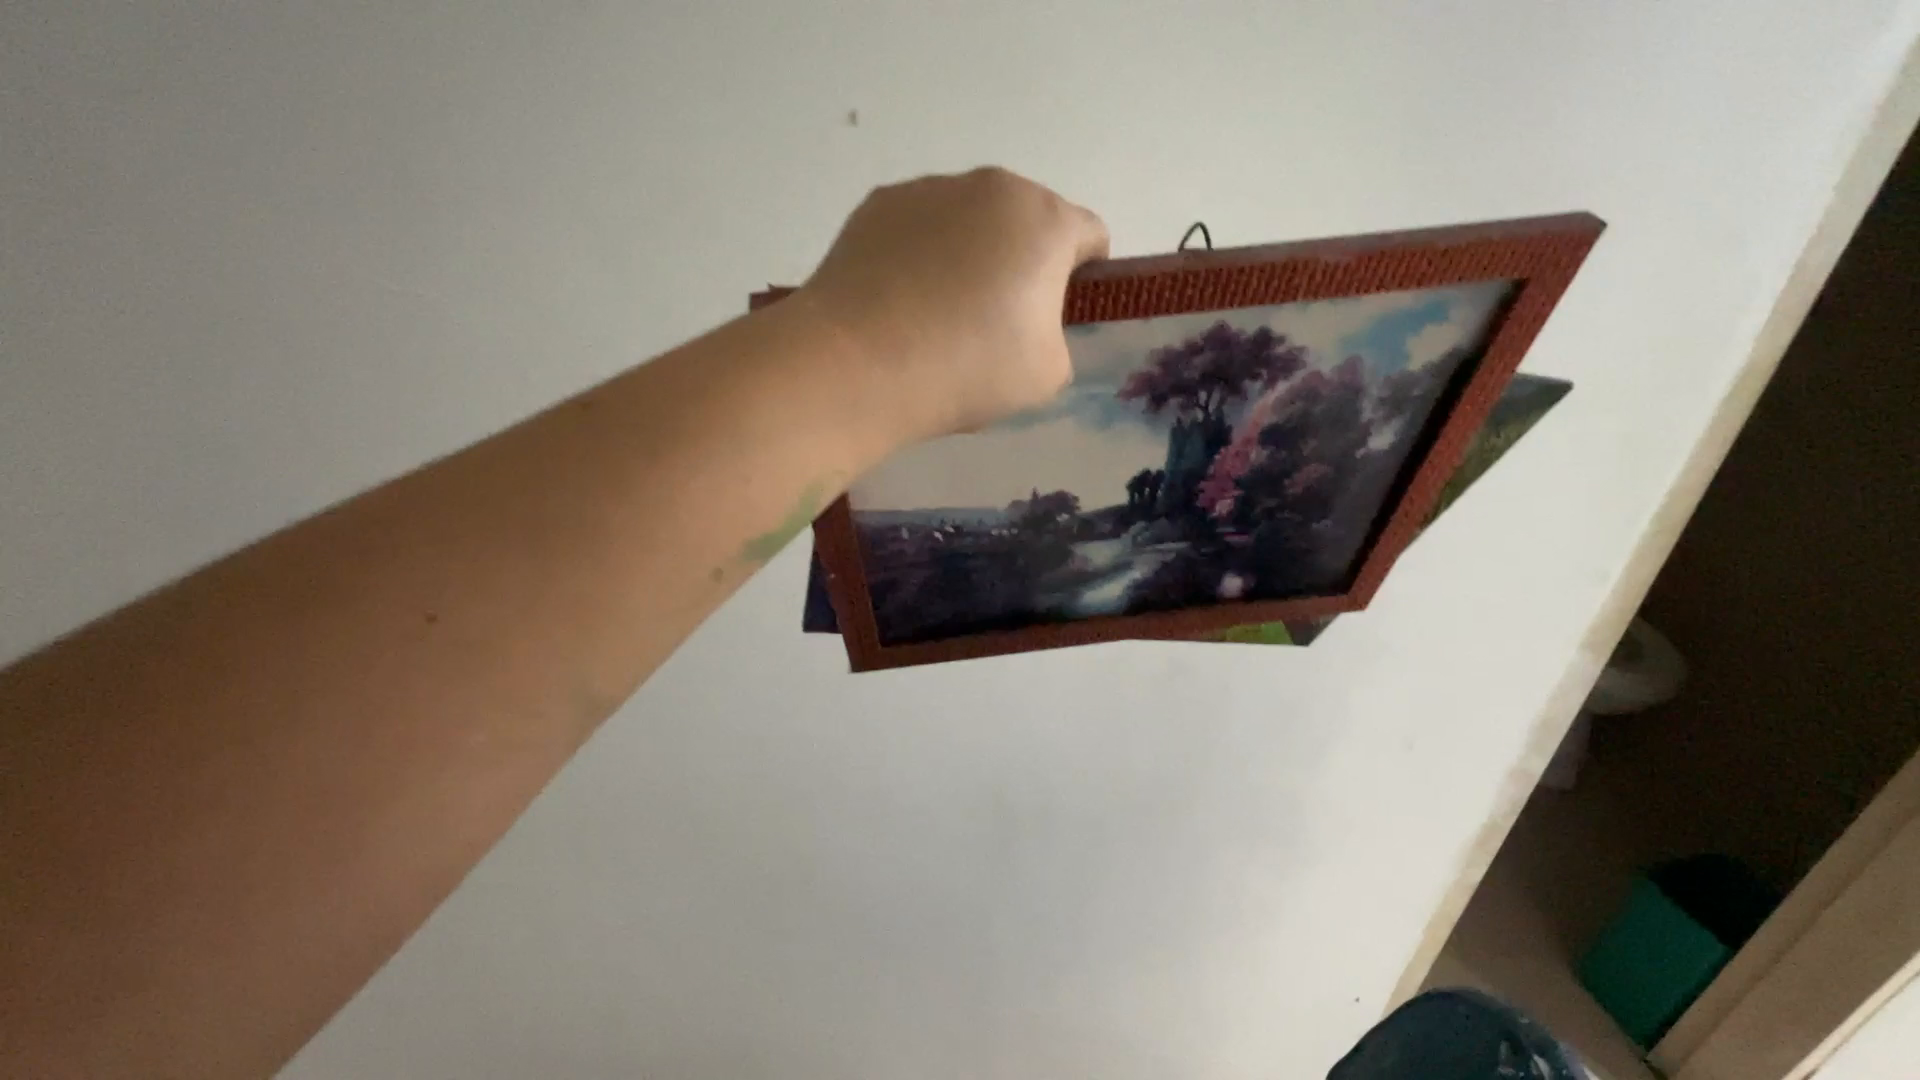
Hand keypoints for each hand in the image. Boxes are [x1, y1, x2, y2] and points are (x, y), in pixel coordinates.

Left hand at [798, 167, 1109, 443]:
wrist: (857, 365)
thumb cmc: (967, 369)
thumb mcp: (1047, 373)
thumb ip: (1057, 336)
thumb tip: (1028, 323)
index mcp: (1046, 220)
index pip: (1089, 235)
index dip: (1083, 277)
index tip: (1056, 317)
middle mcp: (991, 187)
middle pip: (1025, 220)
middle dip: (1021, 261)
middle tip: (994, 323)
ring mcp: (928, 190)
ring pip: (969, 220)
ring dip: (969, 253)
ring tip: (936, 315)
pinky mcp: (876, 205)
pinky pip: (918, 227)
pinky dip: (919, 255)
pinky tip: (898, 302)